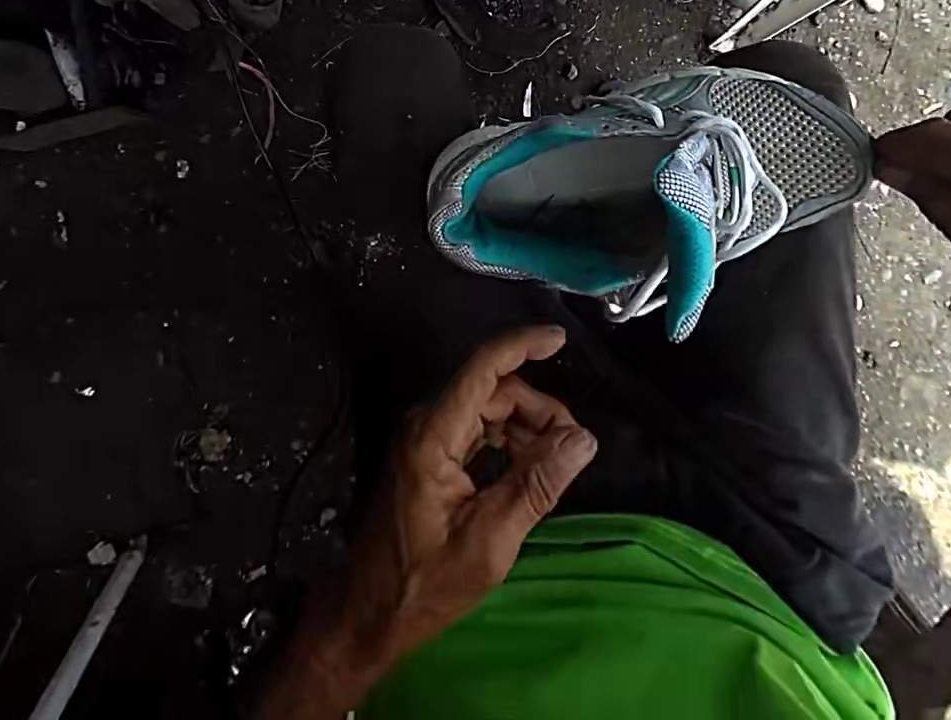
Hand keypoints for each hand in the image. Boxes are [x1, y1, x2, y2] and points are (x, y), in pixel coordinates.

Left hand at [253, 326, 597, 717]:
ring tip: (551, 464)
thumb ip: (536, 485)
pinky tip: (527, 466)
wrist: (368, 613)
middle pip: (493, 389)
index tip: (559, 338)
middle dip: (538, 409)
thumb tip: (582, 439)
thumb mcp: (489, 542)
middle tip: (569, 450)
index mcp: (433, 437)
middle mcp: (426, 423)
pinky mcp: (430, 451)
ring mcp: (426, 436)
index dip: (521, 345)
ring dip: (526, 425)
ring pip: (488, 406)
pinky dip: (509, 438)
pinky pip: (477, 426)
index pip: (481, 369)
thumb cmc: (424, 584)